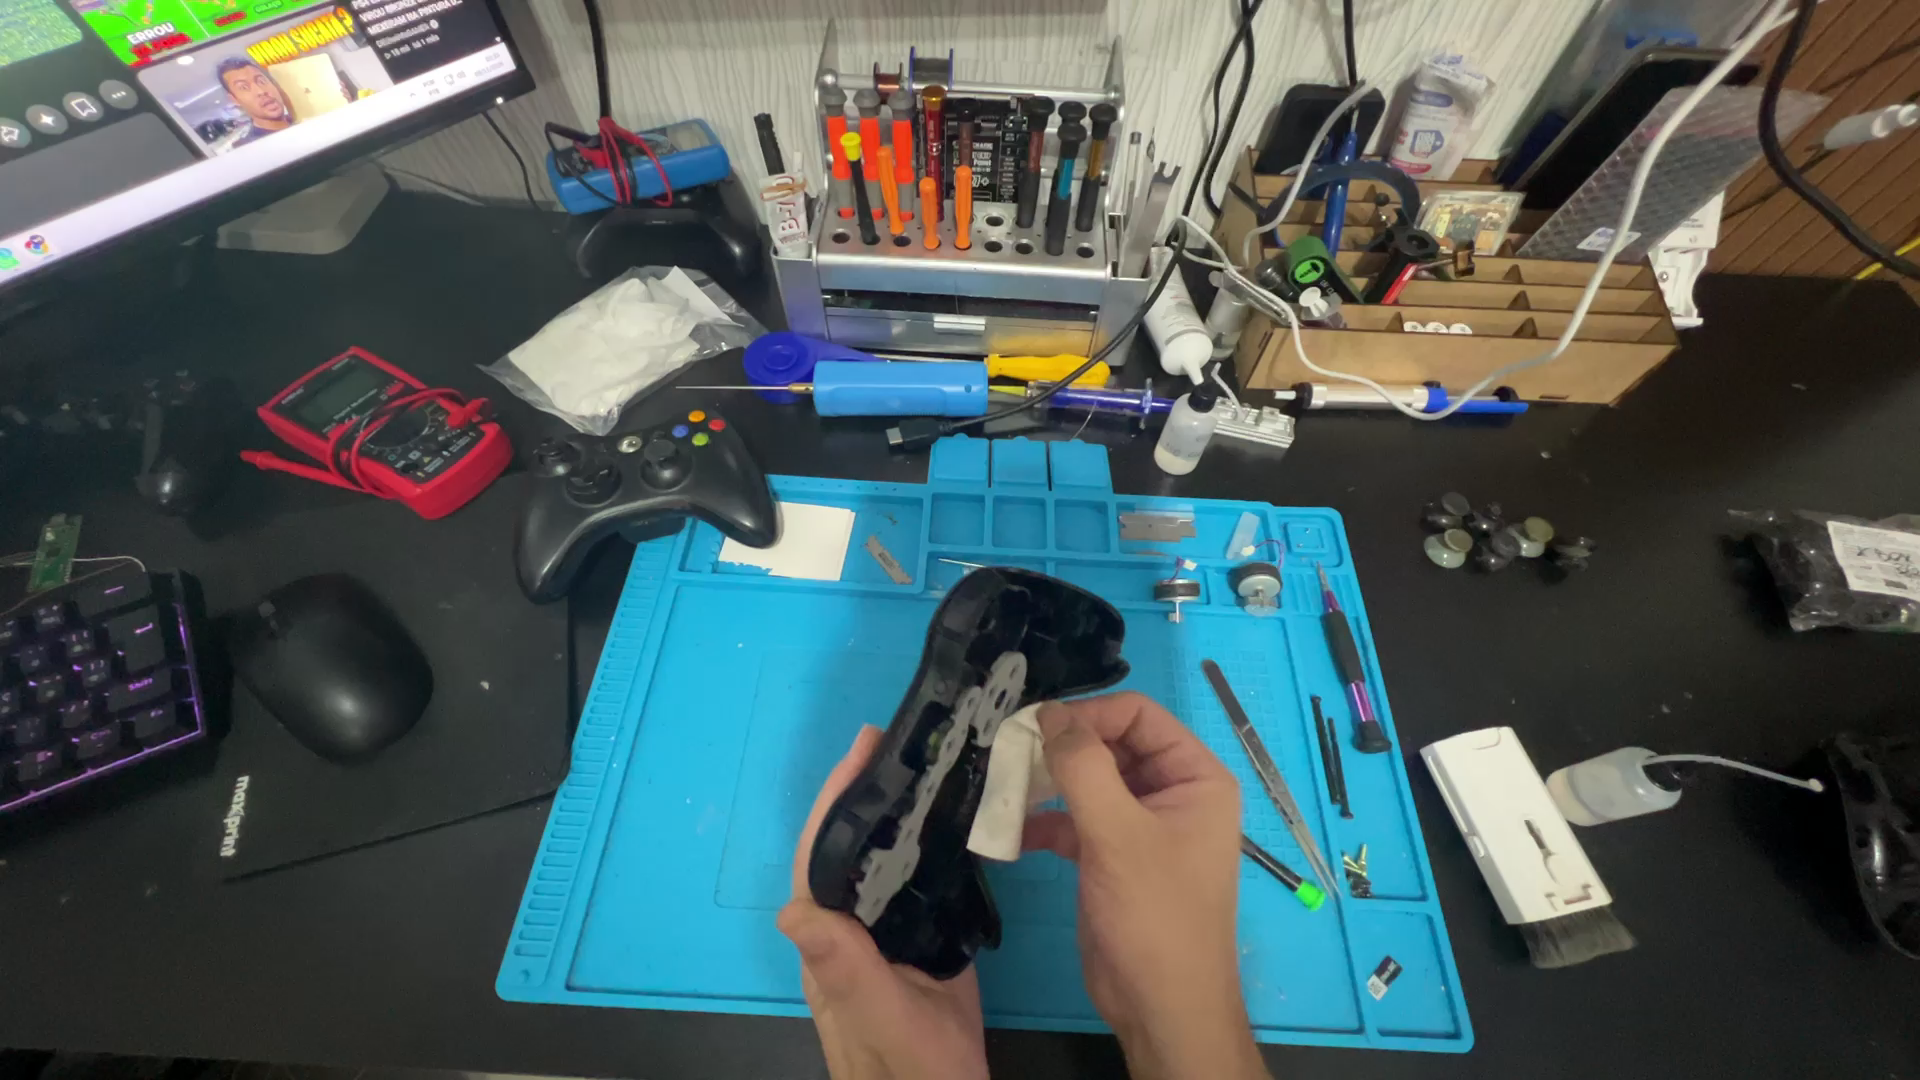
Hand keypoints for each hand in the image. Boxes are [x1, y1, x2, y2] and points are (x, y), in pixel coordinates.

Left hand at [778, 725, 988, 1079]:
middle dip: (859, 789)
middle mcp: (848, 927)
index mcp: (830, 941)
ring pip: (875, 855)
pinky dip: (920, 837)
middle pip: (845, 845)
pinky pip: (910, 875)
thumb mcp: (883, 1021)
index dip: (834, 798)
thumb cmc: (911, 1071)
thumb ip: (844, 971)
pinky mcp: (916, 937)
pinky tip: (945, 814)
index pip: (820, 855)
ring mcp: (881, 931)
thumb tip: (792, 910)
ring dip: (888, 806)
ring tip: (917, 763)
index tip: (862, 750)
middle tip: (892, 741)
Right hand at [1023, 693, 1266, 1079]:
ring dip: (1048, 782)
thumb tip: (1048, 712)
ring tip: (1005, 782)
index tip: (1039, 726)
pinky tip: (1011, 831)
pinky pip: (1075, 818)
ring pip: (1088, 779)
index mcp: (1193, 776)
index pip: (1139, 715)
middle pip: (1110, 742)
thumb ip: (1083, 765)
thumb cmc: (1154, 914)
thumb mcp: (1117, 833)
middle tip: (1013, 750)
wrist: (1159, 1011)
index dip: (1090, 714)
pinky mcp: (1111, 852)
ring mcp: (1139, 822)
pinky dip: (1044, 821)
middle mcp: (1170, 790)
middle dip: (1063, 747)